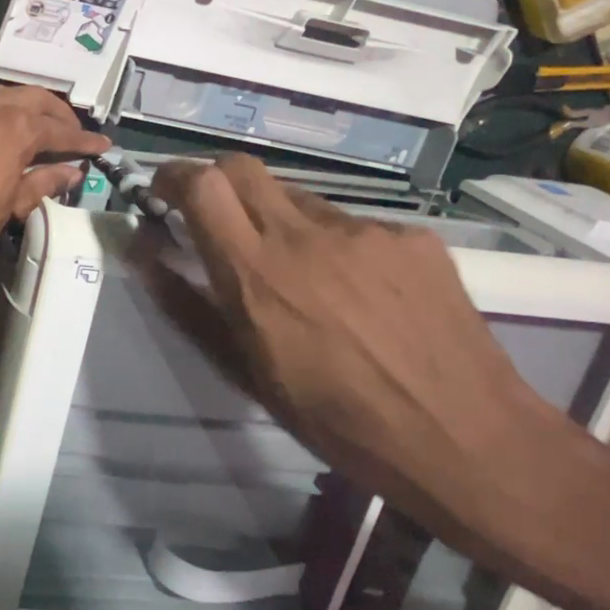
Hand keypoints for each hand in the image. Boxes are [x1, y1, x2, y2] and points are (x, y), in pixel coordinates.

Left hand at [0, 86, 109, 312]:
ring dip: (22, 109)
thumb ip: (41, 182)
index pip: (59, 130)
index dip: (83, 141)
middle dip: (56, 115)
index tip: (102, 147)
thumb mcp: (8, 207)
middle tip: (71, 134)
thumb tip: (70, 171)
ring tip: (36, 130)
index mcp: (13, 126)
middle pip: (32, 99)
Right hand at [137, 154, 553, 507]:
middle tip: (218, 219)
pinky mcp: (414, 238)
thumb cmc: (336, 420)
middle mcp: (305, 236)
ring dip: (279, 221)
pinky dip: (338, 246)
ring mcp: (365, 232)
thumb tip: (141, 253)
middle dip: (216, 181)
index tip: (163, 191)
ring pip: (299, 199)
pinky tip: (362, 295)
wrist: (468, 442)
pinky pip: (354, 226)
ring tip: (303, 277)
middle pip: (242, 167)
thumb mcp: (244, 371)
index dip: (173, 175)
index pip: (202, 185)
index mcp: (256, 273)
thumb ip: (184, 304)